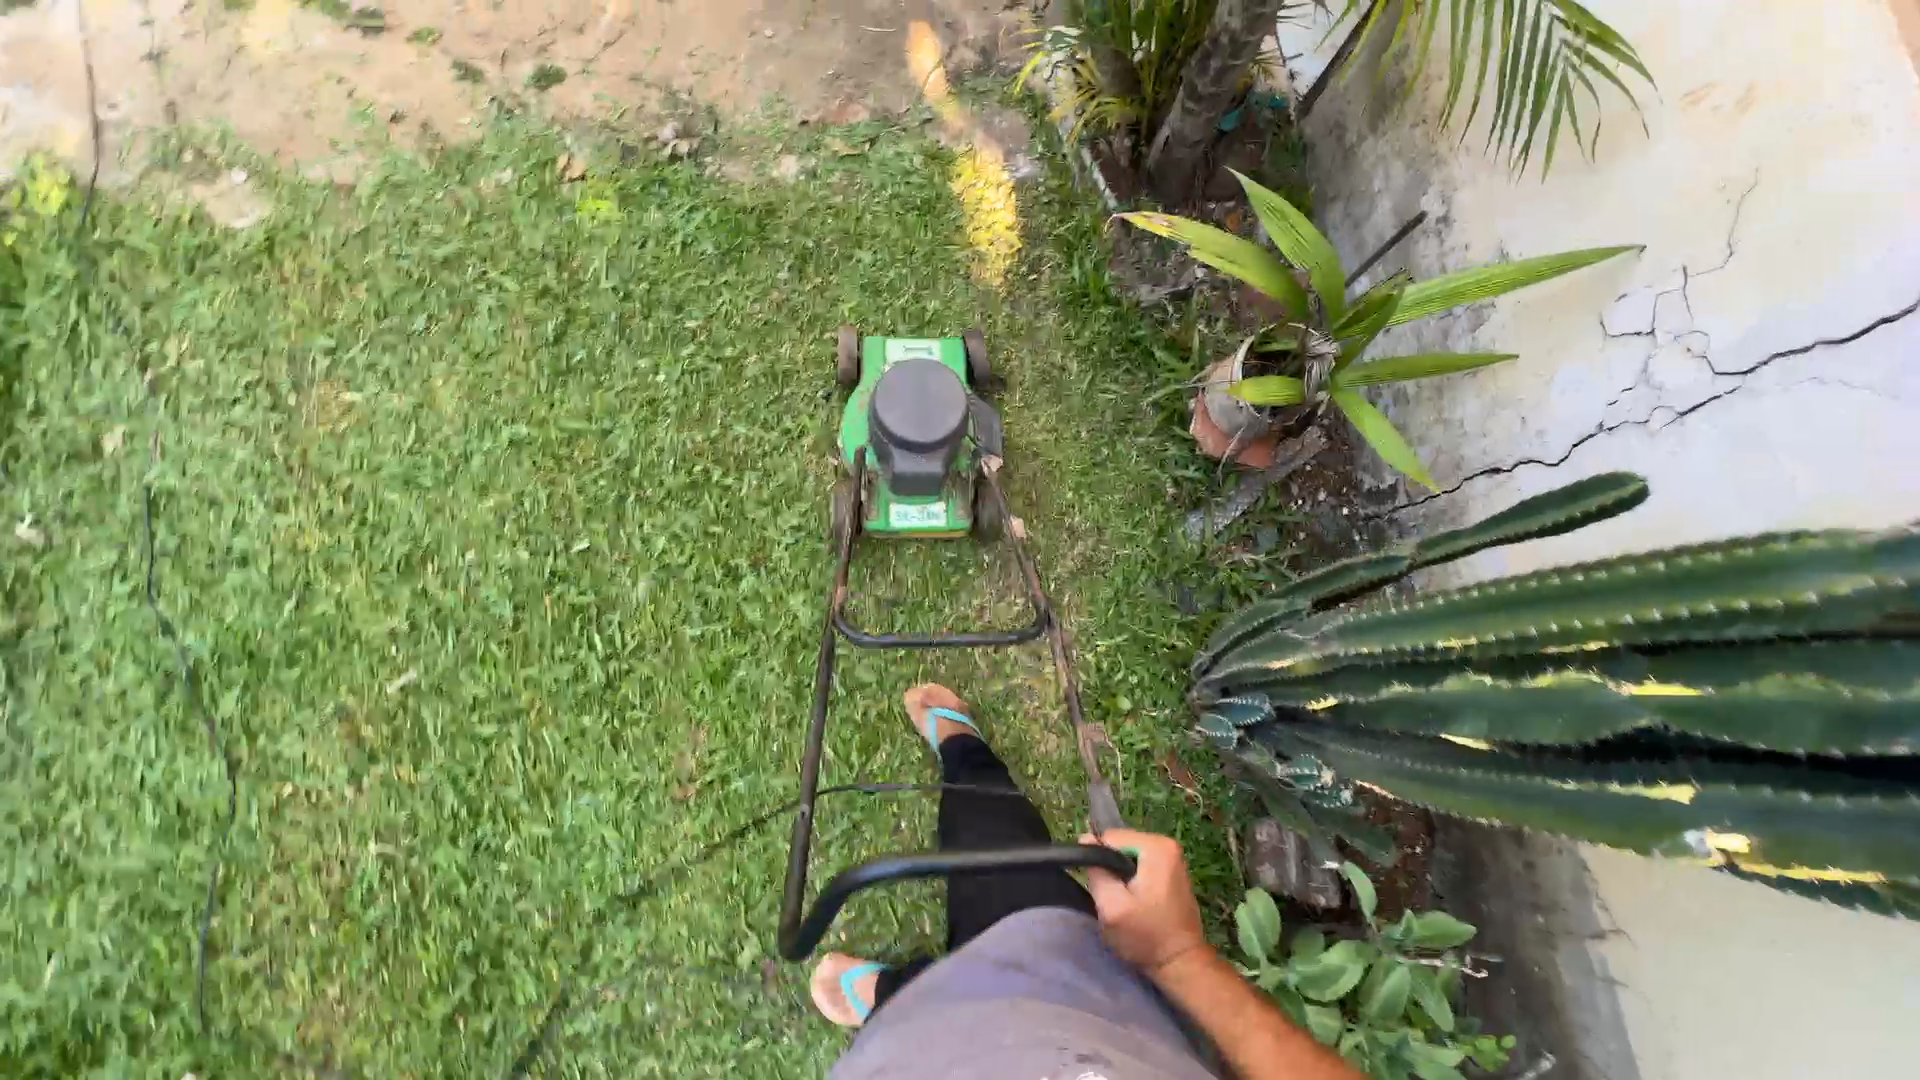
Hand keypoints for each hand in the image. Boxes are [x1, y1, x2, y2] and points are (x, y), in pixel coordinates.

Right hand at [1081, 828, 1207, 976]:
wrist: (1181, 964)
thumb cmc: (1146, 936)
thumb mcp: (1112, 906)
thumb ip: (1096, 871)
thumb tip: (1086, 840)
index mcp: (1156, 846)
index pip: (1110, 838)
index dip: (1098, 860)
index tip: (1101, 887)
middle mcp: (1167, 844)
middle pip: (1120, 845)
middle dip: (1111, 869)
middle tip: (1113, 897)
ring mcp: (1172, 858)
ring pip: (1128, 856)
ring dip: (1121, 876)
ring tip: (1124, 902)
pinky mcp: (1172, 871)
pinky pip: (1140, 865)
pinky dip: (1133, 880)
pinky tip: (1136, 903)